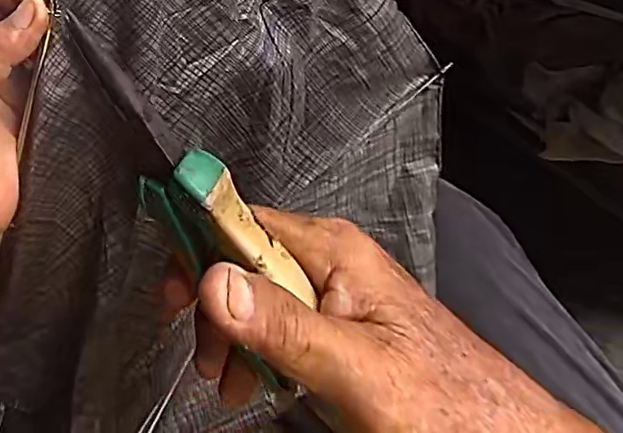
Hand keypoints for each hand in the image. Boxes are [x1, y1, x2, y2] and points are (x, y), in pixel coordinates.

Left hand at [0, 0, 49, 249]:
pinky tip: (78, 56)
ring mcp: (9, 81)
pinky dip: (68, 60)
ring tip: (74, 30)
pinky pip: (55, 71)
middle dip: (39, 4)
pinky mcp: (33, 104)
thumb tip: (34, 9)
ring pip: (38, 39)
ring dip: (56, 31)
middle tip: (66, 7)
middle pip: (15, 12)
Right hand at [164, 207, 596, 431]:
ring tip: (235, 385)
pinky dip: (260, 351)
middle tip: (210, 358)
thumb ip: (283, 326)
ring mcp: (333, 291)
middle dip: (217, 306)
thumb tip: (215, 282)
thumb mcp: (357, 369)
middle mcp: (328, 258)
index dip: (200, 243)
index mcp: (330, 247)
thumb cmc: (449, 404)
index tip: (173, 286)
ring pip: (257, 294)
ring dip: (236, 336)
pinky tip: (262, 383)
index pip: (242, 219)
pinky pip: (280, 322)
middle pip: (242, 259)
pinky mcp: (338, 324)